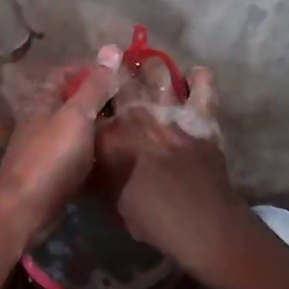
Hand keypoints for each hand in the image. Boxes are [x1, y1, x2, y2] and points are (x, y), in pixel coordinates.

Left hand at [0, 45, 123, 234]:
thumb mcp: (76, 116)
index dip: (89, 69)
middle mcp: (41, 122)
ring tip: (132, 127)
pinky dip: (95, 154)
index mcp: (42, 102)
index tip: (120, 72)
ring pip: (76, 132)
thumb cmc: (50, 157)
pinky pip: (78, 158)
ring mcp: (46, 150)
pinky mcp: (53, 175)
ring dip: (99, 129)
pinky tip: (116, 157)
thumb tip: (111, 48)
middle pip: (71, 103)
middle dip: (99, 100)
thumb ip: (94, 86)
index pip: (64, 74)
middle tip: (135, 101)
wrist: (26, 209)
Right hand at [93, 67, 254, 276]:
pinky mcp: (201, 115)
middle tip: (112, 66)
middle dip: (113, 69)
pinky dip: (200, 78)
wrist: (199, 221)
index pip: (90, 107)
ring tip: (148, 67)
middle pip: (119, 78)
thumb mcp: (108, 199)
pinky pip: (203, 87)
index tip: (85, 95)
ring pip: (157, 72)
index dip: (87, 98)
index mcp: (107, 136)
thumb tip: (88, 164)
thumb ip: (97, 174)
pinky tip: (194, 75)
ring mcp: (170, 110)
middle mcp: (134, 114)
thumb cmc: (148, 217)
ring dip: (151, 67)